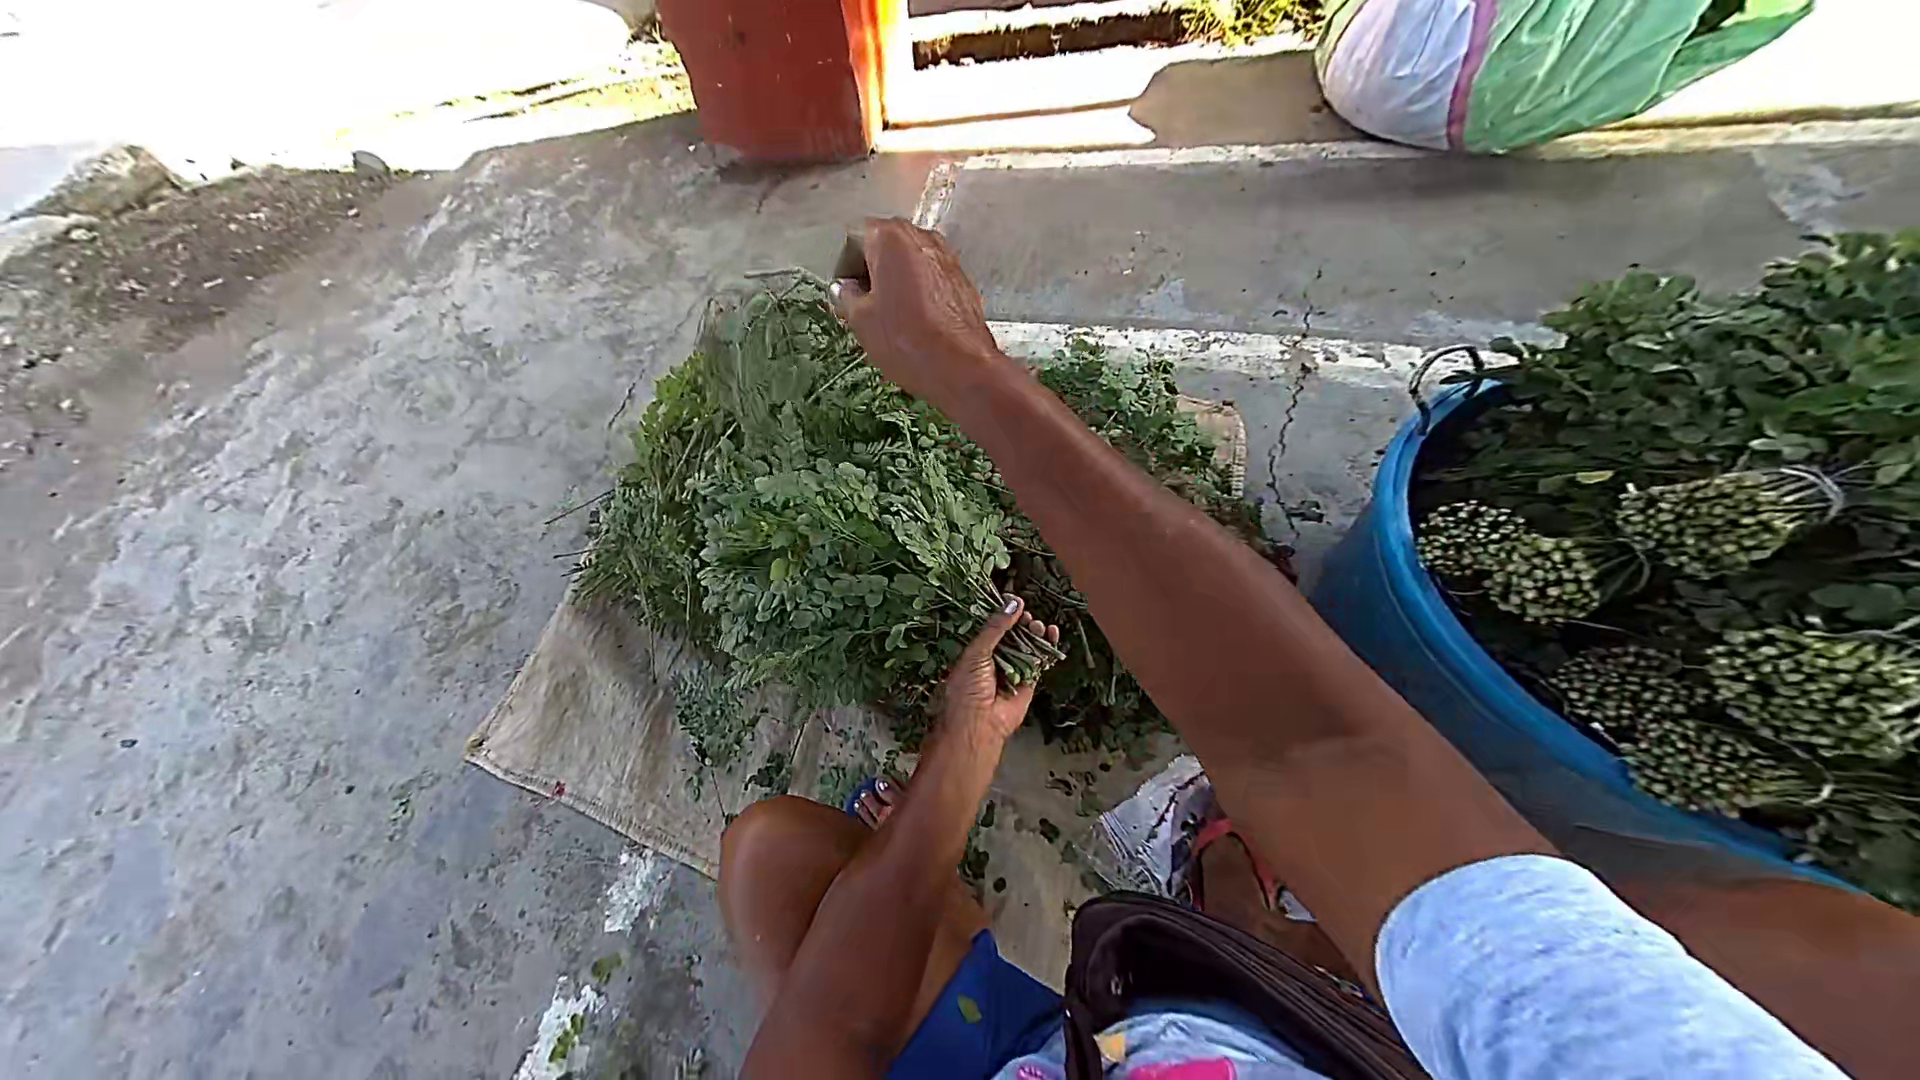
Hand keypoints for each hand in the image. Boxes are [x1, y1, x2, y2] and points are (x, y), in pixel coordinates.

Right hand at [830, 218, 1014, 411]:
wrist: (959, 367)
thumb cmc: (908, 341)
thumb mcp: (861, 321)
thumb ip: (847, 297)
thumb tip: (845, 291)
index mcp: (890, 238)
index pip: (854, 239)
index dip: (844, 268)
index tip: (844, 292)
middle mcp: (922, 239)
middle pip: (885, 249)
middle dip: (872, 275)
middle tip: (863, 307)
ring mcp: (947, 260)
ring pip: (910, 266)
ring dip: (897, 286)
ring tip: (889, 320)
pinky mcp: (963, 284)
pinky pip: (931, 283)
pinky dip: (920, 298)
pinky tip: (913, 326)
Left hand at [940, 594, 1059, 746]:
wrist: (978, 724)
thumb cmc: (968, 687)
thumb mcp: (977, 651)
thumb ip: (996, 627)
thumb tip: (1013, 602)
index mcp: (977, 651)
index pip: (993, 628)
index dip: (1004, 615)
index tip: (1015, 600)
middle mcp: (996, 660)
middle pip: (1013, 636)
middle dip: (1022, 624)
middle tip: (1027, 616)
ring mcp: (1013, 670)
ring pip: (1028, 646)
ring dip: (1035, 633)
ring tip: (1038, 625)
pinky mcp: (1029, 681)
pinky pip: (1040, 661)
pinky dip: (1048, 647)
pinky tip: (1052, 633)